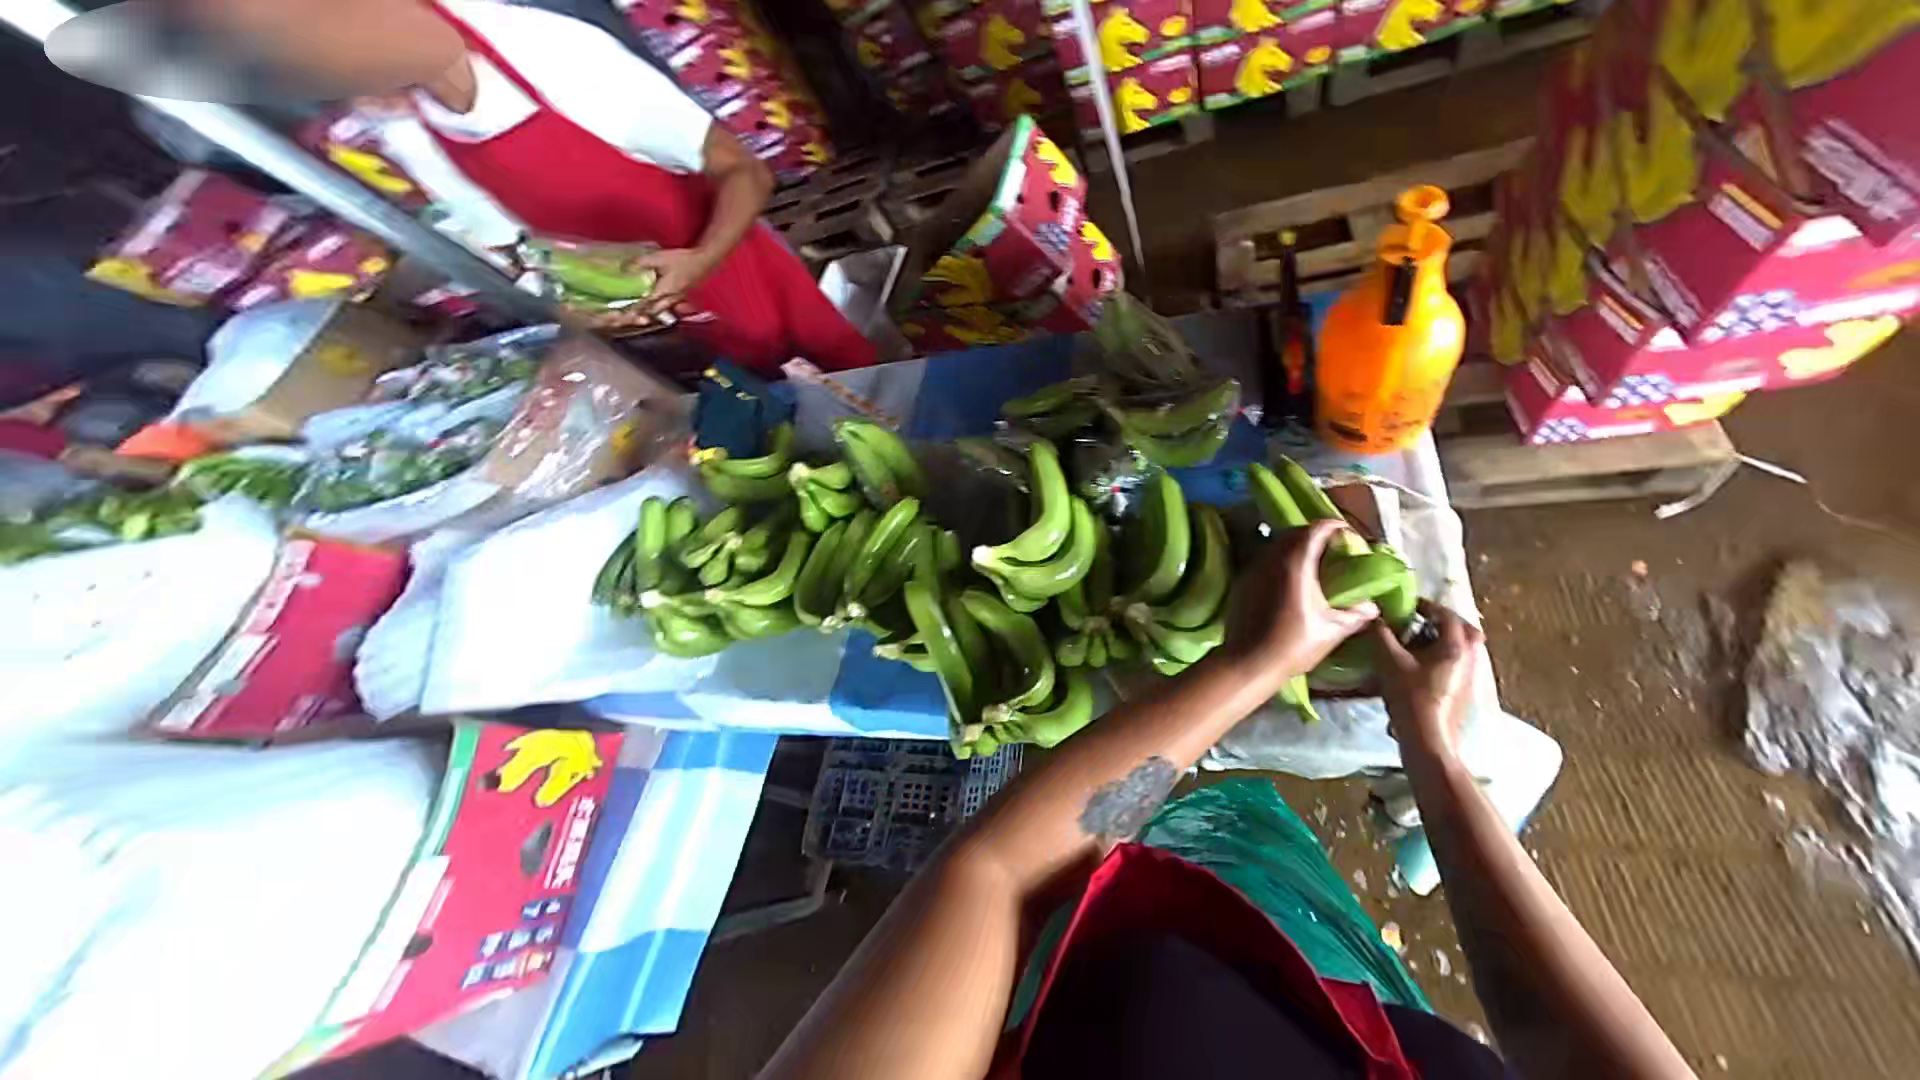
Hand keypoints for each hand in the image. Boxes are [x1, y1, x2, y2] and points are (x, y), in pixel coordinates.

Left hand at [630, 246, 721, 316]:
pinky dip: (661, 308)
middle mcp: (671, 299)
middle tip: (631, 315)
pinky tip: (659, 306)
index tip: (624, 312)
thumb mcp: (659, 257)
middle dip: (643, 313)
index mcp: (664, 291)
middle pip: (654, 310)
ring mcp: (678, 299)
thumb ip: (641, 263)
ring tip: (643, 313)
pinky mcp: (682, 295)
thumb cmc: (682, 260)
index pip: (645, 303)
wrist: (704, 262)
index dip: (634, 308)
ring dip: (652, 312)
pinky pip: (669, 306)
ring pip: (662, 309)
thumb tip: (622, 268)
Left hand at [1226, 519, 1377, 688]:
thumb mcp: (1333, 630)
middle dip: (1313, 535)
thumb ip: (1356, 614)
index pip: (1313, 531)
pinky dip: (1278, 562)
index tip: (1347, 532)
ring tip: (1312, 563)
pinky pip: (1262, 562)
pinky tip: (1289, 580)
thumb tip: (1372, 606)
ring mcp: (1252, 571)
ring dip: (1294, 548)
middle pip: (1292, 534)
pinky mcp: (1242, 583)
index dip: (1332, 526)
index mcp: (1294, 565)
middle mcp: (1270, 561)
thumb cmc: (1293, 644)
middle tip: (1332, 547)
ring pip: (1274, 547)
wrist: (1248, 661)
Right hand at [1373, 601, 1482, 761]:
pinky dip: (1442, 653)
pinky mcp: (1465, 687)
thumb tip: (1375, 616)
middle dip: (1441, 620)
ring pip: (1462, 645)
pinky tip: (1420, 662)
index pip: (1446, 614)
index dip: (1425, 605)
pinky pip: (1458, 660)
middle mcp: (1470, 657)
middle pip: (1464, 629)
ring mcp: (1470, 674)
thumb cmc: (1410, 695)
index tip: (1405, 604)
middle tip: (1418, 620)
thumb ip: (1381, 634)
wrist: (1428, 736)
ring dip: (1441, 637)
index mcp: (1455, 646)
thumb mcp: (1389, 660)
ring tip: (1415, 640)